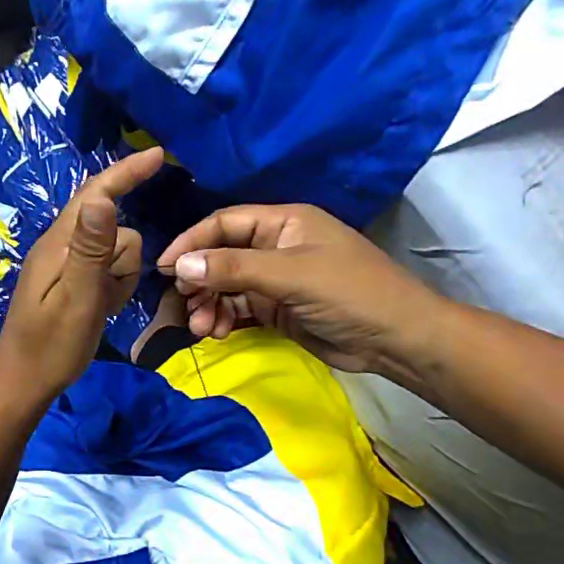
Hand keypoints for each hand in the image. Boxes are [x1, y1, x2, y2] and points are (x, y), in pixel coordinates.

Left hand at [0, 148, 164, 396]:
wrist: (25, 382)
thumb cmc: (50, 345)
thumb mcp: (77, 298)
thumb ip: (91, 249)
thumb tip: (104, 198)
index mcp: (58, 244)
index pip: (95, 194)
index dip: (126, 172)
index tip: (159, 155)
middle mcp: (61, 246)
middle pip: (113, 227)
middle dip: (123, 256)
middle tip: (109, 294)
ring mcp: (67, 265)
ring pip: (116, 251)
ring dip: (120, 276)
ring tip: (103, 306)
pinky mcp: (74, 283)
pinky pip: (108, 271)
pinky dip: (114, 287)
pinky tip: (102, 309)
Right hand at [158, 203, 451, 374]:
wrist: (399, 341)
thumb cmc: (351, 293)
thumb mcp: (291, 275)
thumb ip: (234, 269)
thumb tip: (179, 264)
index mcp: (283, 222)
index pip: (224, 223)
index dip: (192, 242)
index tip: (164, 267)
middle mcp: (275, 246)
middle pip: (221, 256)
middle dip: (200, 280)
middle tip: (185, 302)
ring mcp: (276, 278)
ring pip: (227, 286)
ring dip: (210, 304)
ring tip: (202, 327)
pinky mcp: (277, 308)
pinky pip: (239, 308)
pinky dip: (224, 319)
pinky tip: (218, 333)